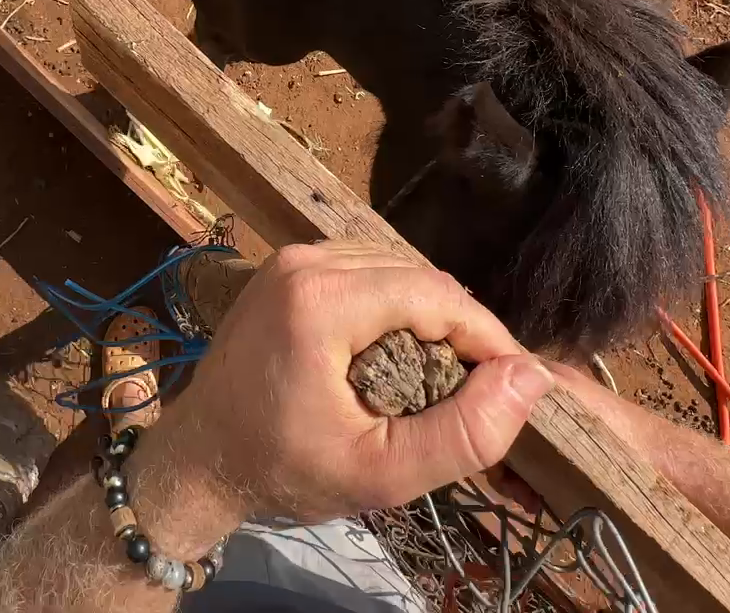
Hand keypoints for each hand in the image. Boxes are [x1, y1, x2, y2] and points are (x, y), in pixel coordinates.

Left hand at [141, 242, 554, 526]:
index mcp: (322, 298)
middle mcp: (306, 260)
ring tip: (440, 371)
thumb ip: (463, 432)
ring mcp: (291, 257)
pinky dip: (392, 301)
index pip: (437, 294)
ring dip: (427, 312)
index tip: (513, 385)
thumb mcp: (381, 472)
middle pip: (416, 275)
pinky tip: (396, 346)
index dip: (487, 336)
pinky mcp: (286, 266)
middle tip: (475, 387)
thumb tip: (529, 377)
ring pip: (393, 266)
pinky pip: (362, 267)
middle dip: (458, 326)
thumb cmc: (284, 468)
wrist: (200, 454)